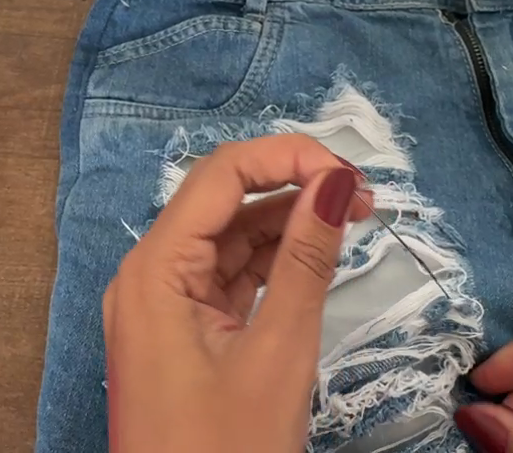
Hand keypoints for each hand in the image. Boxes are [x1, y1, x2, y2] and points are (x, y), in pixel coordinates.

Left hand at [103, 135, 375, 452]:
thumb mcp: (277, 356)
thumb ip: (307, 261)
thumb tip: (335, 183)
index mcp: (155, 269)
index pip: (221, 175)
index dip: (285, 157)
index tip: (346, 172)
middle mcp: (153, 274)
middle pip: (225, 199)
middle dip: (292, 185)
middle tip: (360, 195)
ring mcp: (168, 303)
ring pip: (233, 235)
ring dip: (290, 220)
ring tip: (352, 217)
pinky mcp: (187, 329)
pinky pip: (234, 274)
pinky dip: (277, 260)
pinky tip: (318, 251)